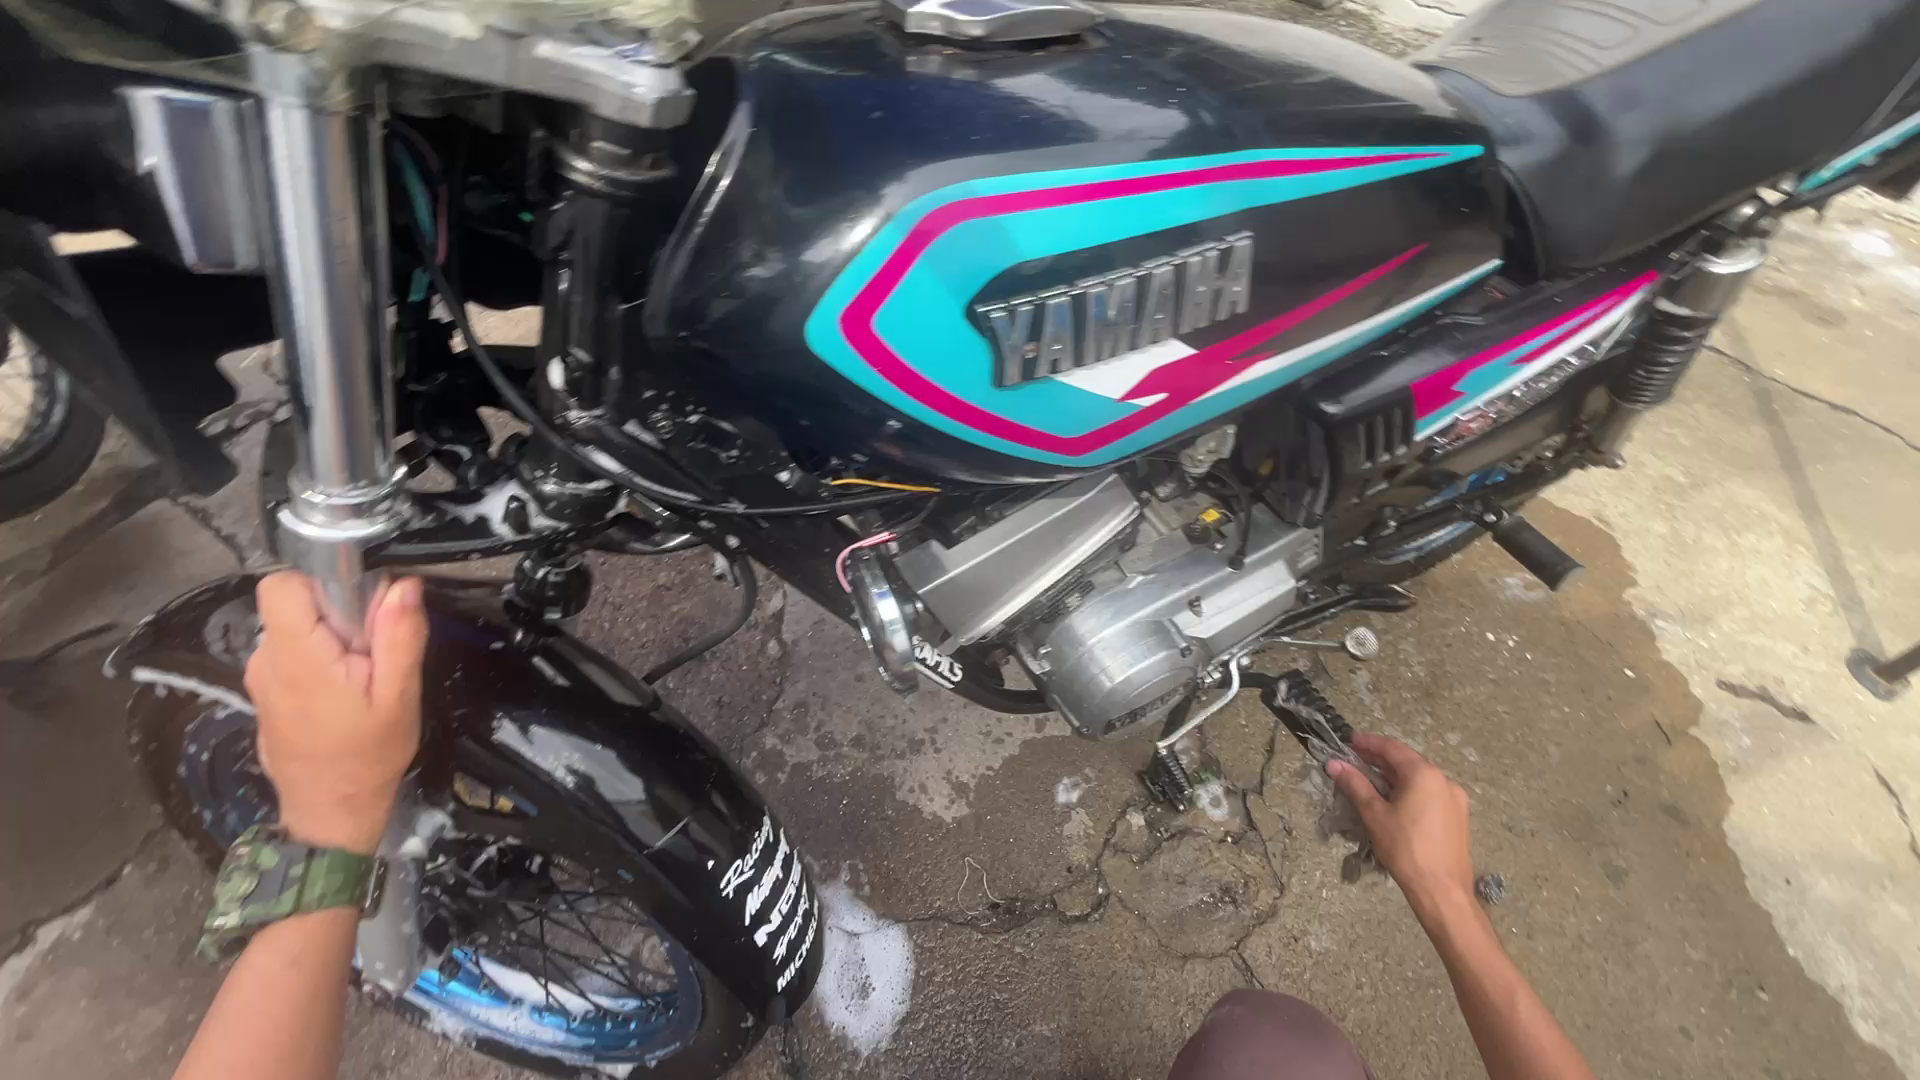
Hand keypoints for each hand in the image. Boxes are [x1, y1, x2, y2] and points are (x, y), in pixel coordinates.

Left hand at [244, 572, 429, 854]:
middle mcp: (267, 660)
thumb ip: (399, 636)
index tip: (363, 603)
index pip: (283, 586)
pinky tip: (351, 688)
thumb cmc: (369, 753)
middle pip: (298, 604)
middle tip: (376, 651)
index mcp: (298, 657)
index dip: (323, 580)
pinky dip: (326, 655)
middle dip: (342, 613)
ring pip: (300, 626)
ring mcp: (262, 675)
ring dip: (336, 636)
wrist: (332, 808)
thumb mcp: (400, 694)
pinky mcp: (268, 688)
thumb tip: (403, 584)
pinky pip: (297, 650)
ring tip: (367, 674)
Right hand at [1327, 734, 1475, 921]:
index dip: (1369, 742)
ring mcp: (1455, 799)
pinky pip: (1429, 793)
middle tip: (1354, 760)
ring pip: (1419, 778)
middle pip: (1407, 761)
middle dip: (1379, 759)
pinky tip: (1393, 800)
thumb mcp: (1374, 813)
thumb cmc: (1405, 848)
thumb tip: (1334, 764)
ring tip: (1370, 780)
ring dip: (1393, 775)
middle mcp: (1444, 781)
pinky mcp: (1457, 817)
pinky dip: (1408, 789)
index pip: (1392, 748)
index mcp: (1424, 775)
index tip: (1349, 740)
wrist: (1442, 891)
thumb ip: (1354, 784)